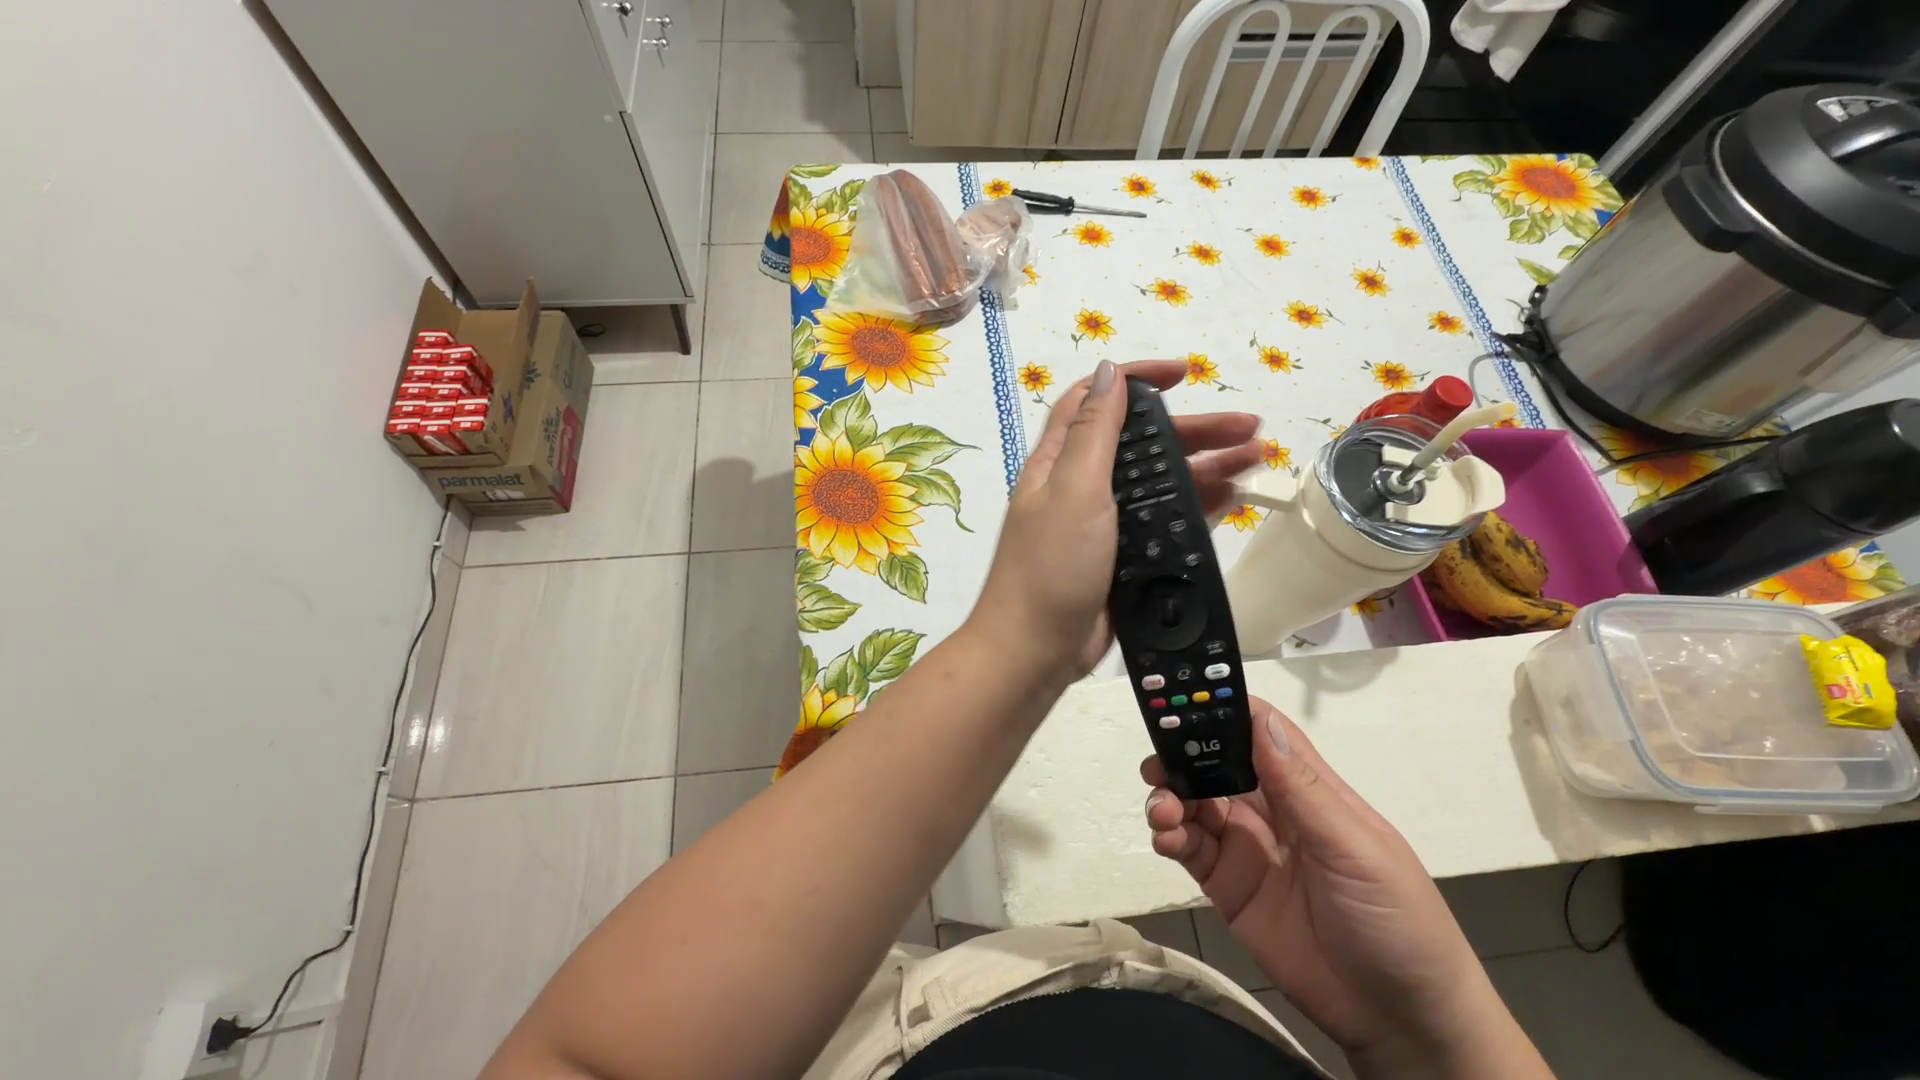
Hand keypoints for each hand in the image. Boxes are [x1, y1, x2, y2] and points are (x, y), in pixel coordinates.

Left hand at [969, 359, 1262, 682]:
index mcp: (1060, 461)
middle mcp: (1082, 485)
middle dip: (1194, 428)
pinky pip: (1166, 522)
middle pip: (1143, 443)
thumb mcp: (1074, 489)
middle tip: (1250, 425)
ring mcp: (1105, 523)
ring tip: (1256, 458)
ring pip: (1161, 482)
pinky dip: (1197, 506)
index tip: (1184, 373)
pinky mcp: (1124, 558)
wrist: (1037, 650)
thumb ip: (1095, 431)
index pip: (1097, 400)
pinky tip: (1232, 499)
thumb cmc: (1051, 565)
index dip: (1137, 379)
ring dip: (1206, 466)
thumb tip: (1108, 371)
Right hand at [1143, 699, 1550, 1077]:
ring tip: (1162, 810)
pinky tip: (1167, 839)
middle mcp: (1274, 813)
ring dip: (1171, 797)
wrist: (1399, 1020)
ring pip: (1196, 805)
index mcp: (1311, 791)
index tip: (1183, 699)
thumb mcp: (1356, 848)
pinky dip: (1170, 836)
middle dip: (1184, 755)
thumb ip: (1303, 787)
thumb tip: (1263, 719)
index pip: (1262, 735)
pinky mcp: (1229, 889)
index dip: (1225, 713)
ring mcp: (1249, 851)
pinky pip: (1190, 850)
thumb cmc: (1397, 921)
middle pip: (1217, 767)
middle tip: (1156, 760)